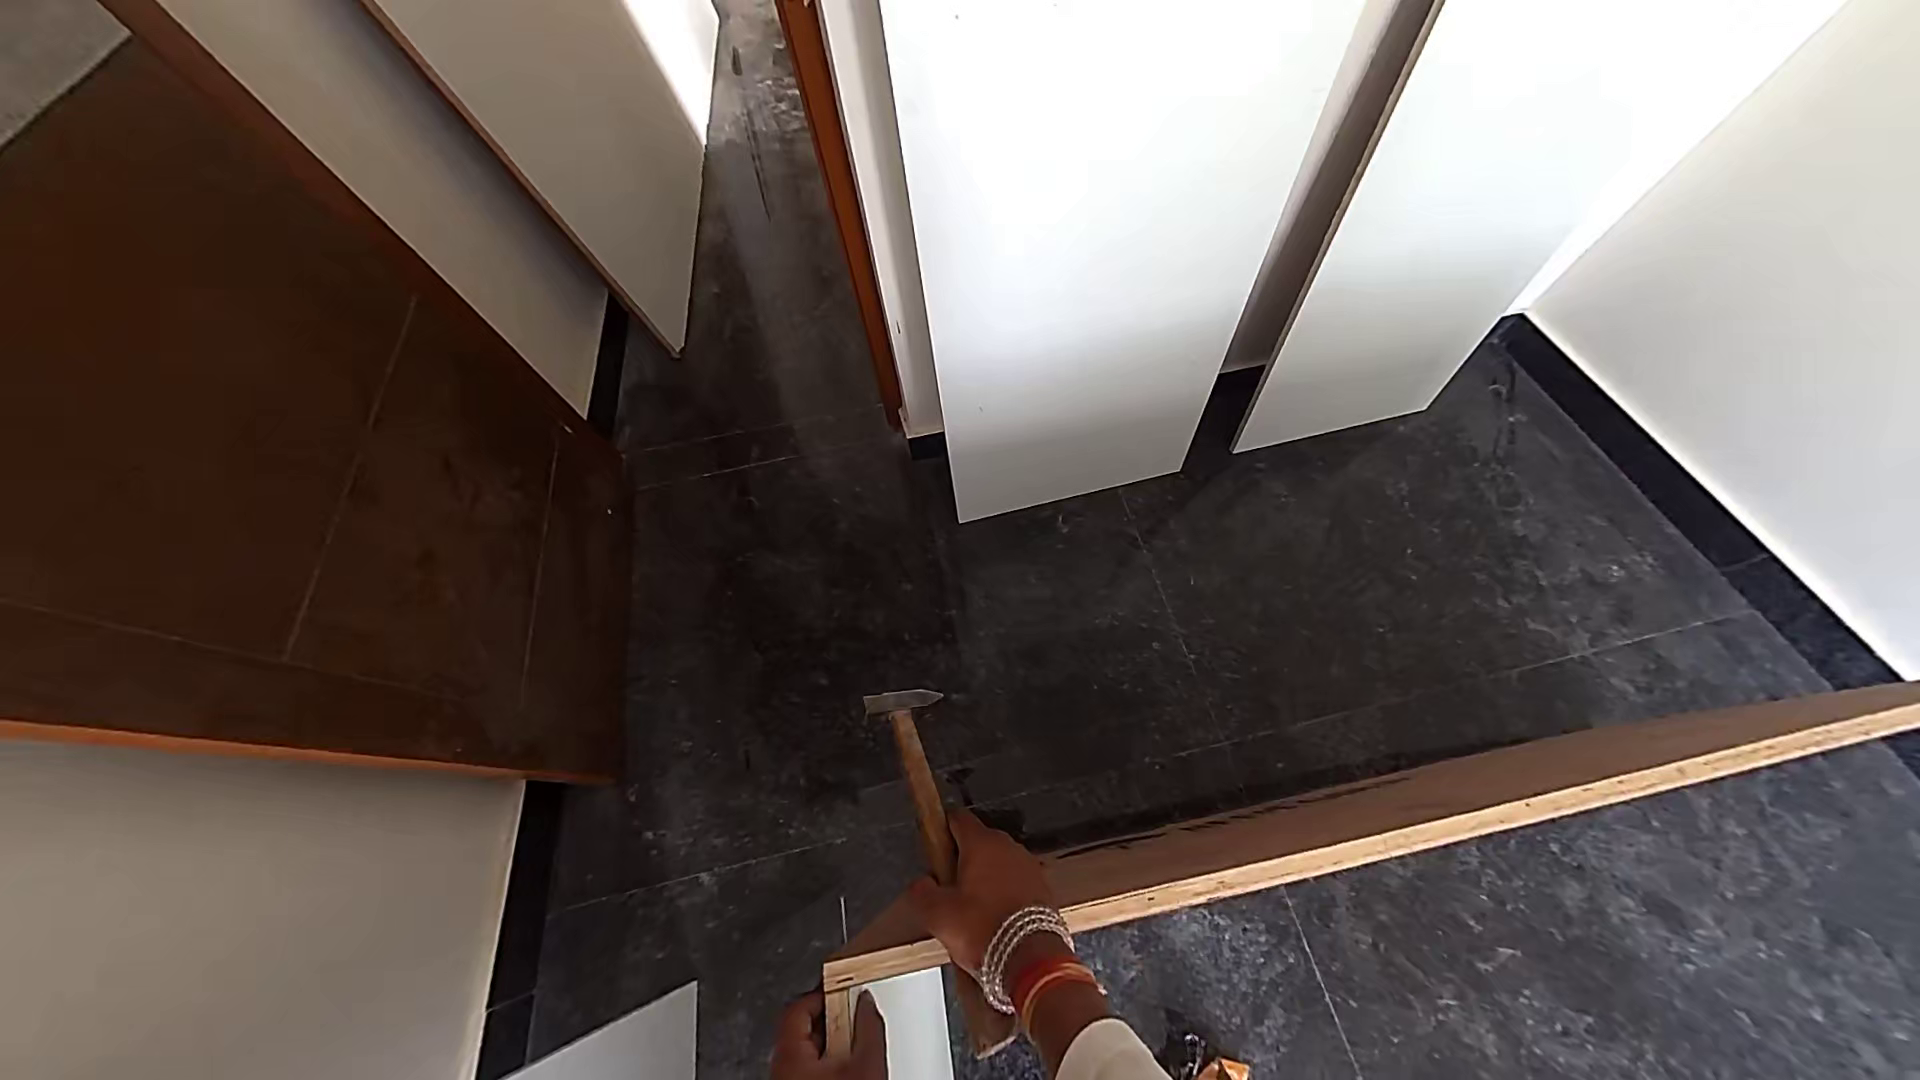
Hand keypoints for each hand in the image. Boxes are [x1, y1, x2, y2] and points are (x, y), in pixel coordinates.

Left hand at [770, 992, 886, 1079]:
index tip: (844, 989)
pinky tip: (850, 1075)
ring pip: (807, 1057)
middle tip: (855, 1020)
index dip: (822, 993)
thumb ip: (869, 1025)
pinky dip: (830, 1070)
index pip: (797, 1007)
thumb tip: (867, 1003)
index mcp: (788, 1057)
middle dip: (832, 1023)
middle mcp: (780, 1074)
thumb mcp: (867, 1064)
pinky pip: (810, 1076)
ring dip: (833, 1048)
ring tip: (856, 1051)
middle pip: (803, 1031)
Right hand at [906, 808, 1057, 976]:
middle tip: (950, 889)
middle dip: (962, 860)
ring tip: (974, 910)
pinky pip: (1015, 881)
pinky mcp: (1041, 886)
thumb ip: (921, 892)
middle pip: (978, 842)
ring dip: (985, 878)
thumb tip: (921, 884)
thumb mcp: (938, 915)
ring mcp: (1027, 864)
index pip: (957, 818)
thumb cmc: (985, 930)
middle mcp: (1007, 845)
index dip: (942, 828)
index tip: (935, 846)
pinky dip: (1005, 893)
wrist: (1032, 959)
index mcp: (981, 843)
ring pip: (998, 862)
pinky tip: (996, 918)